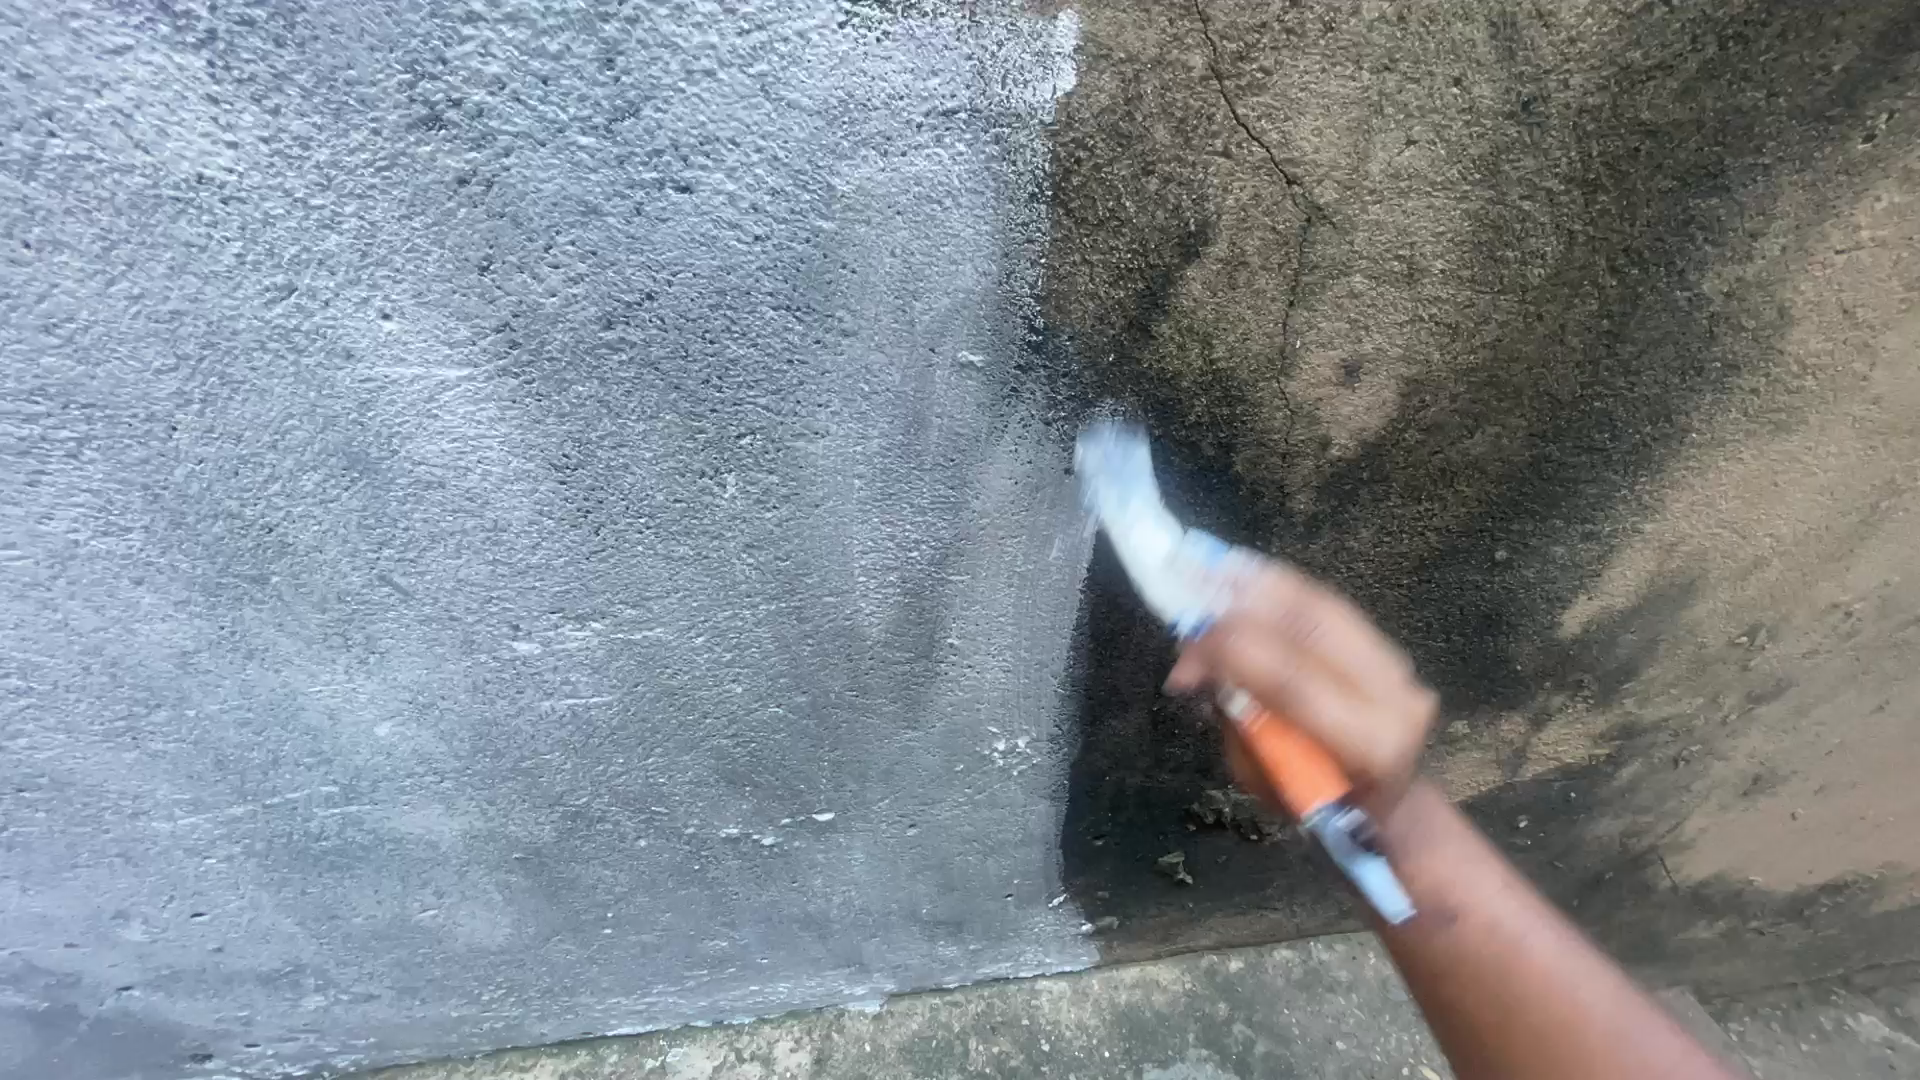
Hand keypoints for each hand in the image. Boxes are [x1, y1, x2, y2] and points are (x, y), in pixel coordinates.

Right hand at [1163, 557, 1437, 815]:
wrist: (1389, 803)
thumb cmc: (1319, 805)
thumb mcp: (1267, 783)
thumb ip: (1239, 723)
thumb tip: (1196, 667)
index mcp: (1371, 743)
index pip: (1293, 683)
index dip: (1232, 654)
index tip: (1184, 647)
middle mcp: (1394, 693)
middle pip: (1306, 631)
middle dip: (1238, 608)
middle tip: (1186, 595)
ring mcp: (1394, 662)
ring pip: (1316, 606)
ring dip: (1255, 583)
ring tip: (1204, 565)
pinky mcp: (1382, 643)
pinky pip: (1322, 602)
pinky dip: (1275, 584)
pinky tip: (1238, 569)